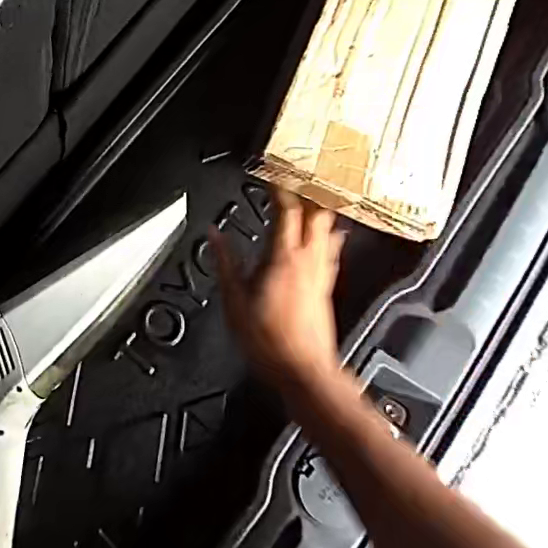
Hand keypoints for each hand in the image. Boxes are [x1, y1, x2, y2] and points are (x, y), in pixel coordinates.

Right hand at [212, 188, 348, 396]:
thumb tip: (214, 235)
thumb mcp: (235, 301)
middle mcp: (308, 260)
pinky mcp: (328, 287)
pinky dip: (331, 233)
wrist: (304, 371)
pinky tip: (333, 233)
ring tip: (316, 194)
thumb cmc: (270, 342)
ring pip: (328, 228)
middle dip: (309, 190)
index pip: (287, 210)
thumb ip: (225, 262)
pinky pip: (333, 250)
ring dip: (322, 208)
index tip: (272, 176)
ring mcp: (321, 273)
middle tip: (300, 176)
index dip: (280, 189)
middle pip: (317, 213)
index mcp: (284, 258)